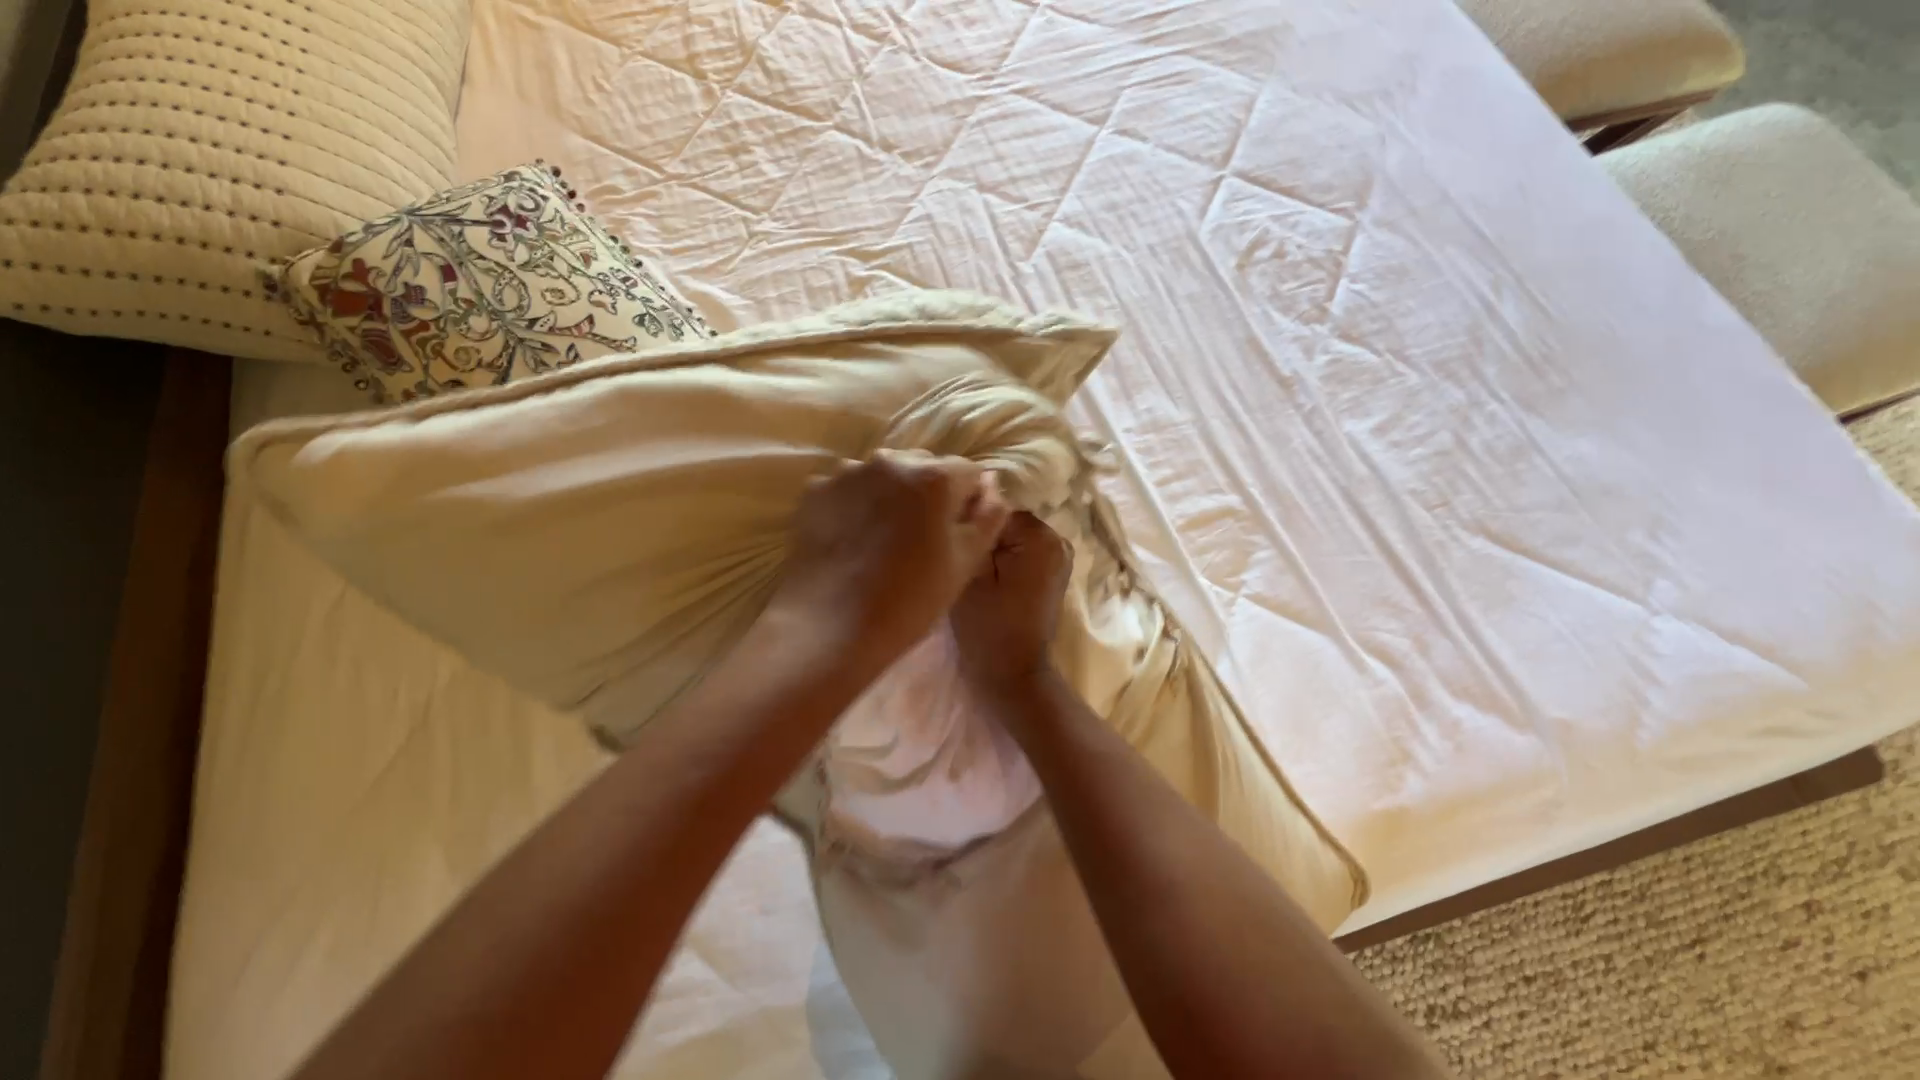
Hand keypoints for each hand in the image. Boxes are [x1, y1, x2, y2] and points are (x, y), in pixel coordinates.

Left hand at [769, 450, 1009, 674]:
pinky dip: (857, 503)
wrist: (831, 625)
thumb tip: (990, 487)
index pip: (967, 472)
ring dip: (891, 495)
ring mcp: (848, 472)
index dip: (969, 500)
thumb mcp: (965, 562)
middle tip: (923, 536)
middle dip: (929, 492)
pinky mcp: (816, 490)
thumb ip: (988, 517)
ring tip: (885, 538)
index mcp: (935, 477)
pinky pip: (849, 487)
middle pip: (923, 467)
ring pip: (884, 474)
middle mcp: (891, 461)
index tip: (959, 532)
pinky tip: (854, 539)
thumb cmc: (910, 599)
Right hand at [949, 511, 1072, 699]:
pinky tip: (987, 581)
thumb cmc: (988, 627)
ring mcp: (1059, 559)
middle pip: (1006, 522)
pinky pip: (1022, 554)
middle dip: (983, 537)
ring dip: (992, 551)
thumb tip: (971, 502)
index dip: (970, 526)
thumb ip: (973, 533)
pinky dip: (1004, 562)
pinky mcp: (1052, 575)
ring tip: (972, 574)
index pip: (994, 509)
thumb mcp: (970, 574)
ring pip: (1012, 538)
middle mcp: (1058, 541)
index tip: (955, 549)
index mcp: (1041, 536)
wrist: (1013, 673)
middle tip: (961, 563)